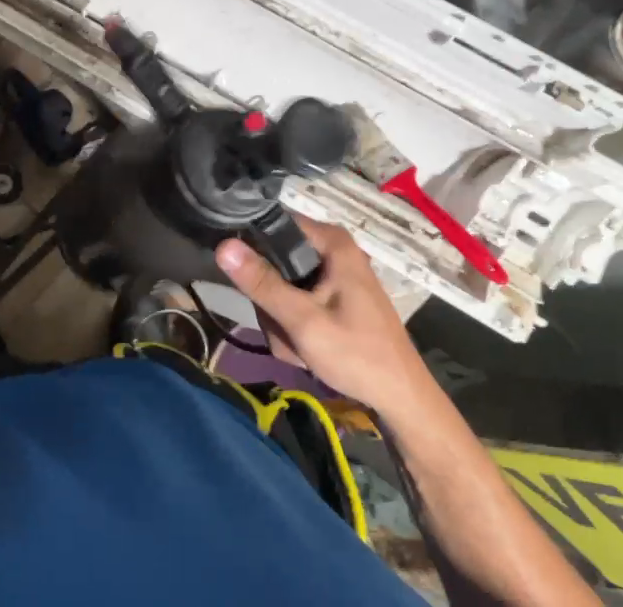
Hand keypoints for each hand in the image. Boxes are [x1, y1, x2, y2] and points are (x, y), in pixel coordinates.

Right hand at [215, 216, 435, 419]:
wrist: (400, 398)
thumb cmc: (357, 355)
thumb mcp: (303, 321)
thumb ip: (262, 283)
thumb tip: (222, 246)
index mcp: (333, 243)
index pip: (274, 223)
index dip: (252, 246)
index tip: (243, 278)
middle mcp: (333, 251)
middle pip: (274, 261)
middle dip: (271, 301)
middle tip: (286, 329)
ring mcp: (333, 275)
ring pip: (280, 286)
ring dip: (281, 321)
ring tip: (300, 346)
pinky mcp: (332, 297)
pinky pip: (295, 302)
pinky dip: (294, 328)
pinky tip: (307, 349)